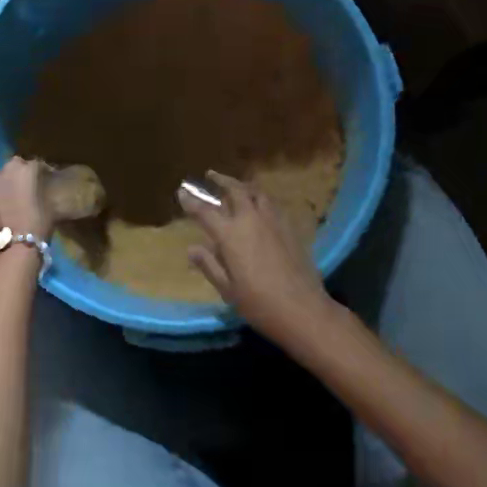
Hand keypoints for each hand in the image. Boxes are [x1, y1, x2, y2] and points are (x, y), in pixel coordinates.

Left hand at [0, 159, 103, 238]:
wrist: (15, 247)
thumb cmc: (38, 223)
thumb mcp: (50, 203)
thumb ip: (46, 188)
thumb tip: (45, 186)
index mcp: (24, 170)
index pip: (36, 164)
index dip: (42, 171)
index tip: (48, 179)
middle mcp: (4, 173)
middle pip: (15, 167)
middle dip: (22, 174)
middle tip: (30, 187)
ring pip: (1, 181)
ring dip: (9, 186)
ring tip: (16, 200)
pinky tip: (5, 211)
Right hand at [182, 172, 334, 343]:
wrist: (304, 310)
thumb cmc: (259, 303)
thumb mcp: (227, 288)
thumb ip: (208, 264)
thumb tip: (192, 248)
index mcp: (230, 234)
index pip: (205, 211)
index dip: (191, 200)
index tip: (182, 191)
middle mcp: (250, 220)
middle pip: (235, 190)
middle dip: (221, 180)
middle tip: (211, 175)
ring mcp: (273, 222)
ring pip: (257, 193)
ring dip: (243, 186)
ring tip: (236, 186)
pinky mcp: (290, 229)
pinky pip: (272, 205)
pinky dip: (260, 199)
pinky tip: (260, 207)